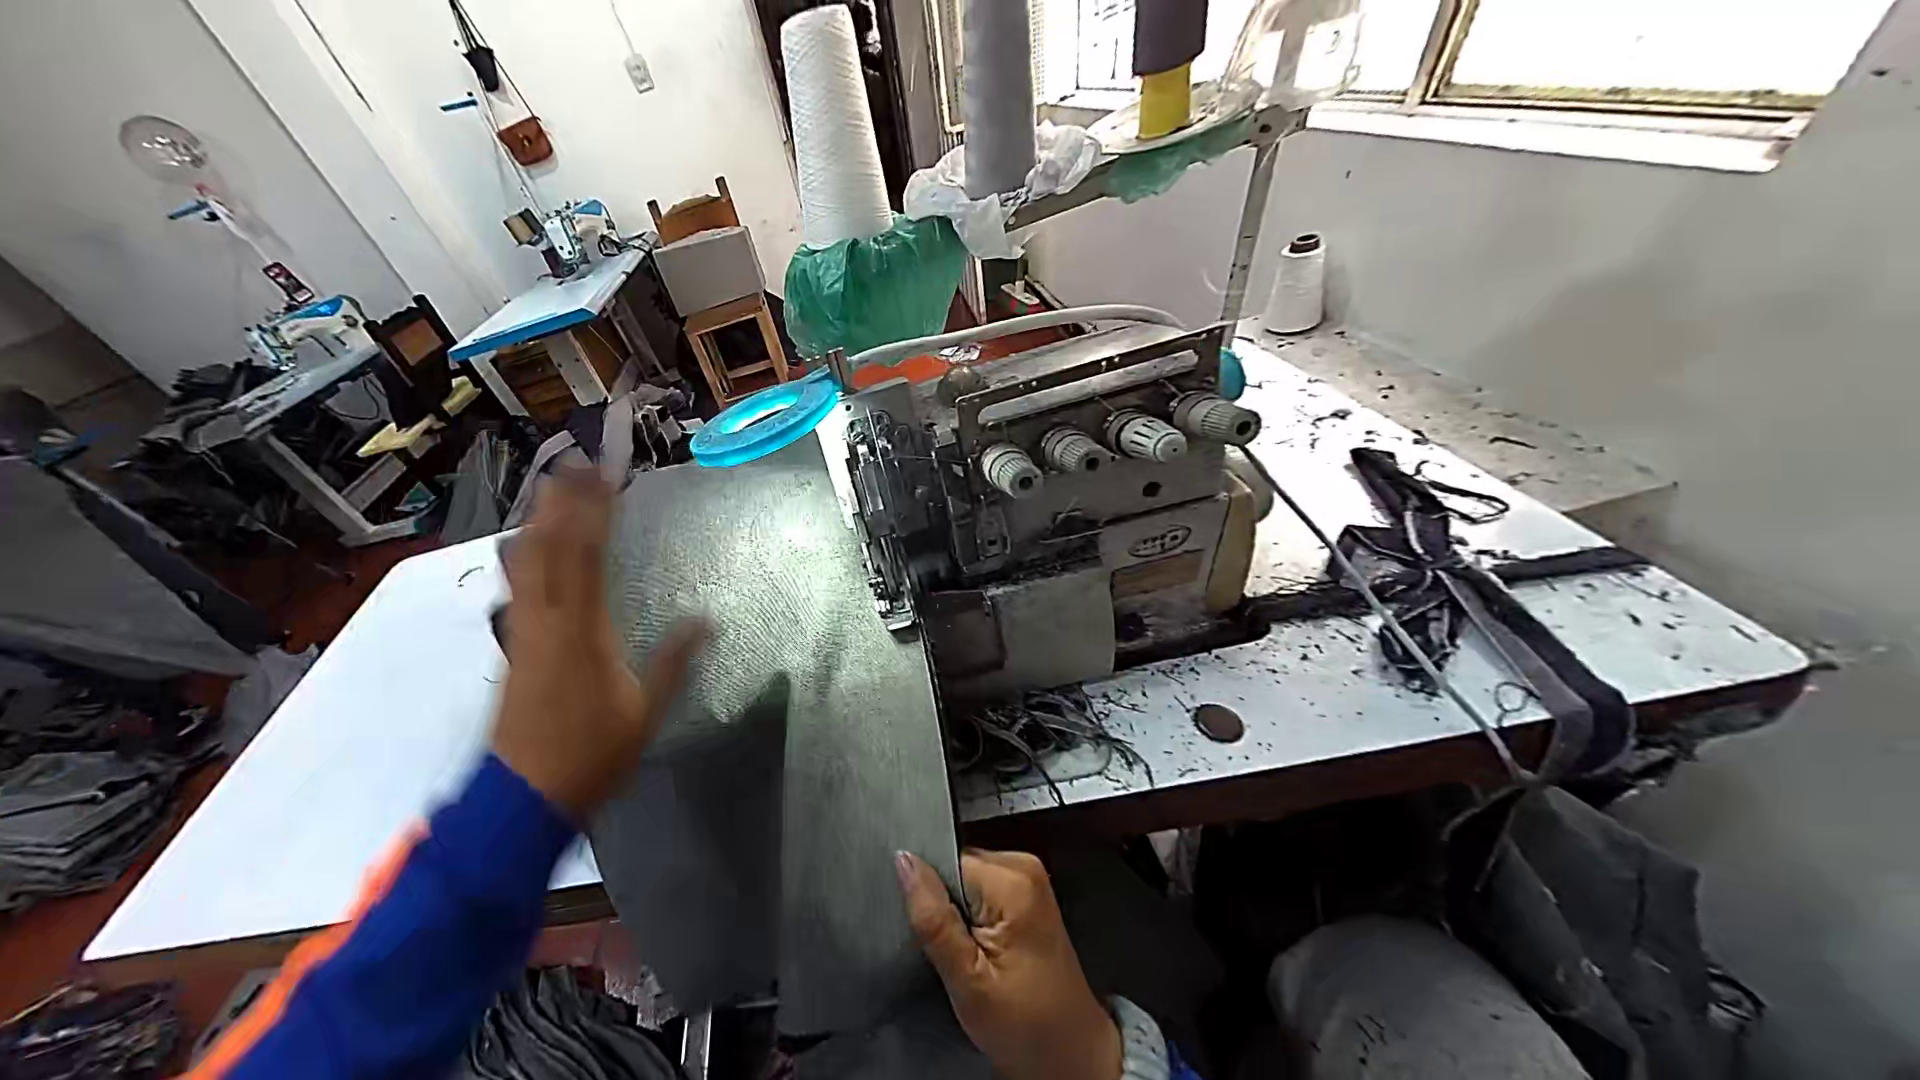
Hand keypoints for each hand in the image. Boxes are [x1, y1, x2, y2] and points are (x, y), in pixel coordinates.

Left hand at [490, 468, 705, 818]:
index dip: (594, 513)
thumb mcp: (646, 710)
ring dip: (539, 521)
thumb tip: (706, 621)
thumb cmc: (592, 752)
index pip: (586, 557)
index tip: (604, 478)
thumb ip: (674, 661)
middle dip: (561, 503)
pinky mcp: (514, 644)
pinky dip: (527, 553)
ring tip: (551, 490)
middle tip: (574, 464)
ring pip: (524, 563)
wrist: (522, 796)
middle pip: (547, 548)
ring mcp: (522, 631)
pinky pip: (518, 584)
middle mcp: (545, 620)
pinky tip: (532, 544)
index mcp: (581, 631)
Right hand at [896, 849, 1121, 1079]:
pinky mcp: (1027, 890)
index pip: (946, 860)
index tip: (939, 934)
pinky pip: (981, 886)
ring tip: (972, 953)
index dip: (931, 896)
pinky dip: (972, 914)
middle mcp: (1024, 866)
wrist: (1069, 1051)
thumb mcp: (967, 979)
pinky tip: (983, 947)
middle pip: (957, 865)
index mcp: (1012, 880)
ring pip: (965, 876)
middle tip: (957, 952)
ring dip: (958, 911)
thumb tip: (904, 862)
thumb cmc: (1026, 1025)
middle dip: (944, 904)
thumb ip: (933, 918)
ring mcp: (1029, 876)